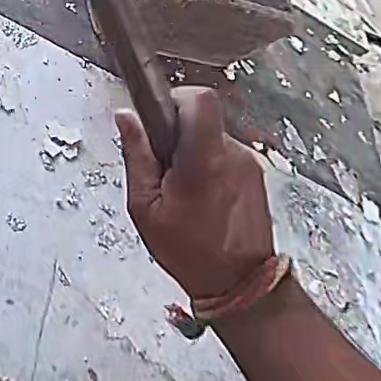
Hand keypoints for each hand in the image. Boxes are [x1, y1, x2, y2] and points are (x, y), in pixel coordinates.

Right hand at [116, 86, 275, 299]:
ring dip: (190, 152)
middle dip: (175, 134)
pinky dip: (205, 166)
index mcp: (203, 161)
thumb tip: (126, 119)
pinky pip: (223, 154)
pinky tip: (198, 197)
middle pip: (201, 118)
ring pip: (210, 137)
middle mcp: (232, 155)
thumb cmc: (189, 251)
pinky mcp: (254, 173)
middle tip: (160, 168)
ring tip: (179, 191)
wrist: (239, 282)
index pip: (199, 99)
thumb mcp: (145, 207)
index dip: (175, 99)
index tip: (157, 119)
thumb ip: (136, 157)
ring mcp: (248, 163)